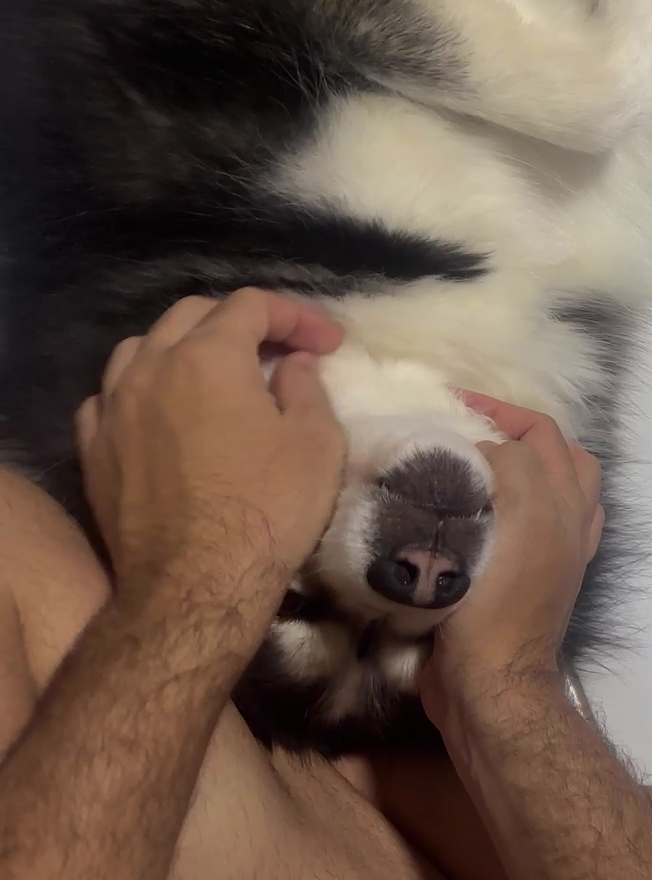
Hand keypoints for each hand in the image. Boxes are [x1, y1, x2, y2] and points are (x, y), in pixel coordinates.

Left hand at [74, 289, 345, 623]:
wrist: (201, 574)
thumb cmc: (275, 499)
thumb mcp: (317, 438)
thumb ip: (304, 388)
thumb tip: (291, 365)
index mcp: (209, 360)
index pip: (248, 306)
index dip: (297, 316)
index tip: (331, 345)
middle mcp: (149, 370)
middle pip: (191, 316)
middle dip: (245, 323)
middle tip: (288, 352)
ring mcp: (110, 408)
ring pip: (144, 348)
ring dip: (193, 349)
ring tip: (230, 376)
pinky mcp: (93, 446)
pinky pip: (115, 393)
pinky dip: (153, 386)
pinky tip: (179, 412)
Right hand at [421, 394, 603, 719]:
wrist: (496, 683)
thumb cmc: (480, 612)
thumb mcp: (482, 534)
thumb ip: (499, 478)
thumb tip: (484, 452)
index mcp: (556, 505)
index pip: (536, 435)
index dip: (494, 413)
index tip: (448, 406)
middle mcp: (574, 519)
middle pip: (560, 451)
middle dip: (519, 428)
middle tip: (466, 425)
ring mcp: (571, 545)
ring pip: (571, 479)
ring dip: (538, 458)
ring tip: (487, 455)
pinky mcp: (561, 569)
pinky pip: (565, 516)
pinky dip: (542, 497)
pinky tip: (502, 501)